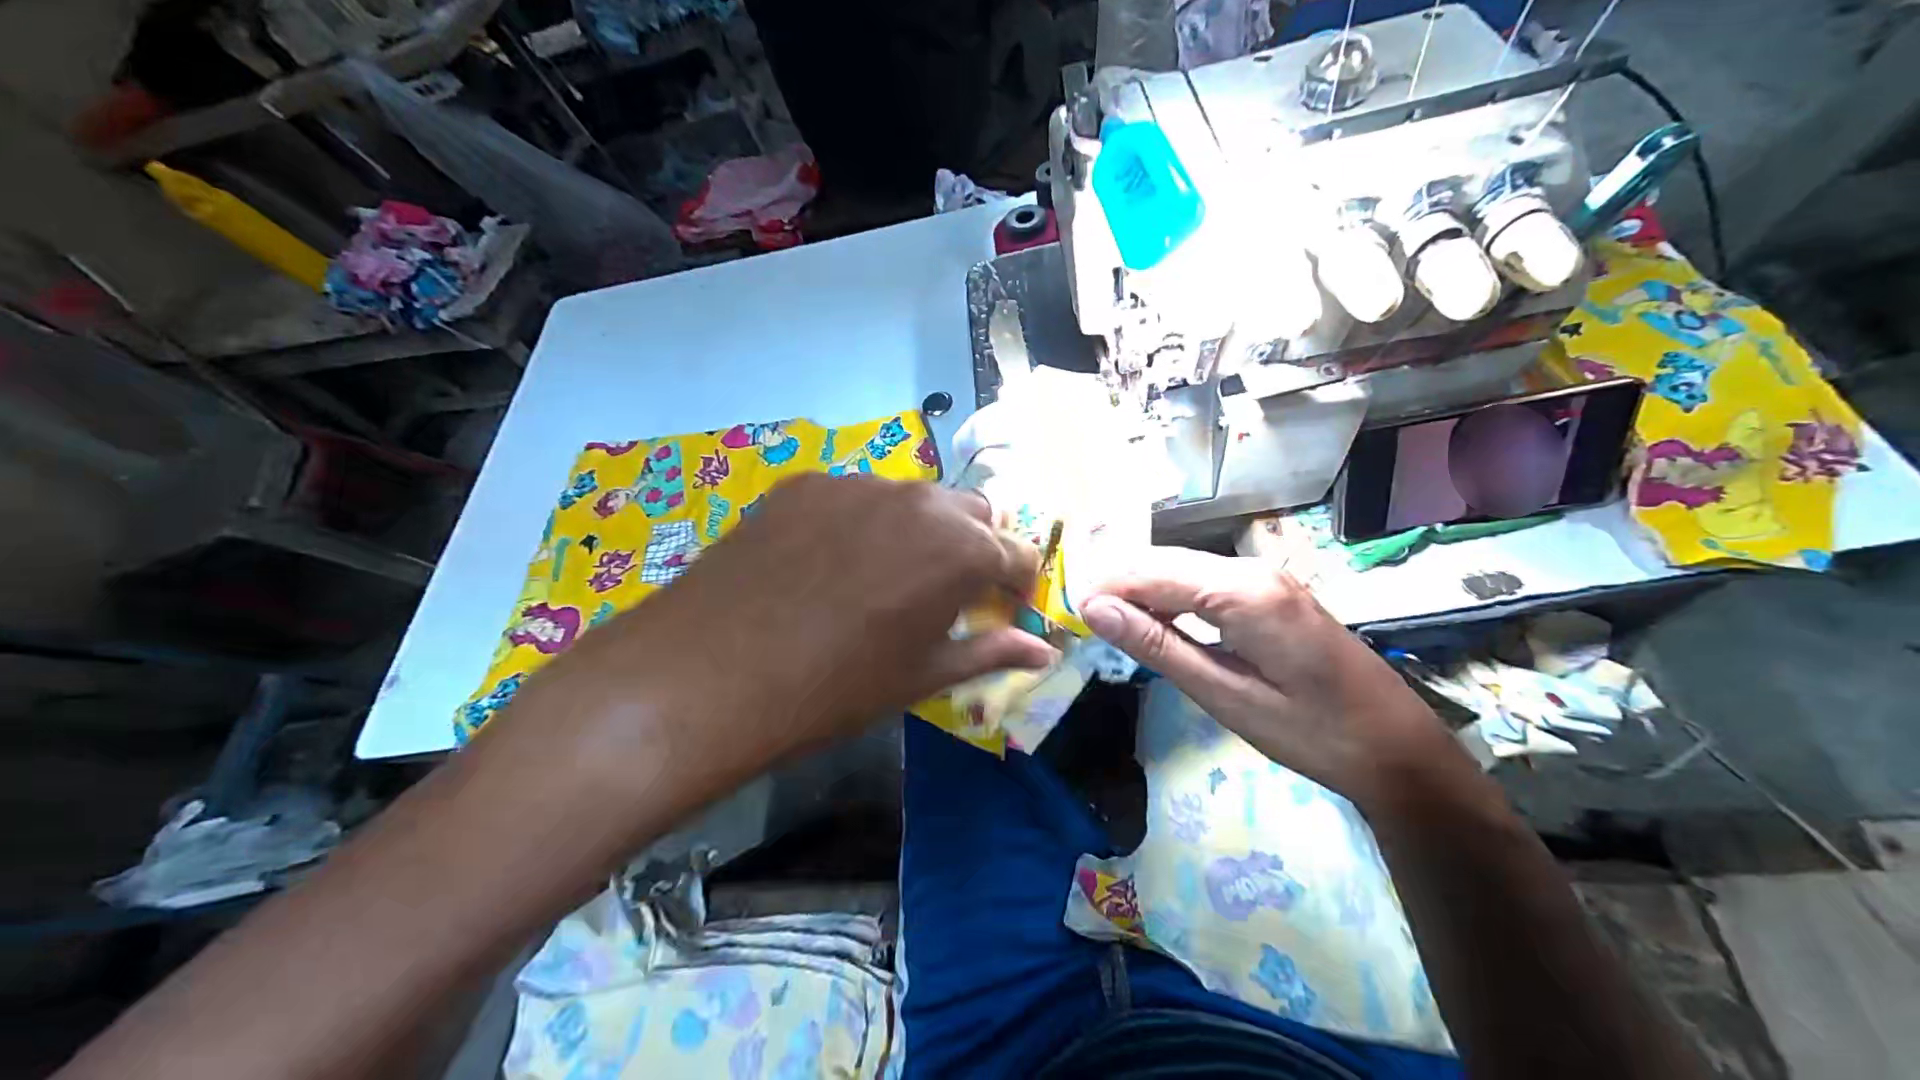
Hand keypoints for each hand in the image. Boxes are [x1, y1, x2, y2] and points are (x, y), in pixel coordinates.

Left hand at [497, 474, 1057, 767]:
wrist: (711, 672)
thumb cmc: (835, 687)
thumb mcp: (922, 676)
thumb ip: (990, 653)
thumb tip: (1044, 652)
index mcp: (961, 549)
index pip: (1018, 553)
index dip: (1018, 585)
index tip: (1004, 611)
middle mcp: (918, 500)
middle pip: (972, 515)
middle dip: (975, 550)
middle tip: (948, 596)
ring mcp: (856, 484)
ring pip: (913, 500)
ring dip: (919, 532)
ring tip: (883, 579)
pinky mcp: (804, 485)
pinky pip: (855, 497)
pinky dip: (862, 524)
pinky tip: (827, 566)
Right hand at [1081, 547, 1464, 809]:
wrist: (1399, 751)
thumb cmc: (1312, 733)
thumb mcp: (1225, 696)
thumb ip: (1158, 646)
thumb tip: (1095, 609)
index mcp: (1242, 591)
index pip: (1151, 571)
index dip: (1105, 589)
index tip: (1069, 615)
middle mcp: (1253, 570)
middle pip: (1165, 562)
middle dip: (1121, 588)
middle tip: (1084, 625)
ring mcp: (1268, 578)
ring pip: (1184, 570)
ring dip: (1145, 594)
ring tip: (1111, 628)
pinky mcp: (1274, 594)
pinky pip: (1208, 584)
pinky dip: (1175, 600)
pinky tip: (1159, 625)